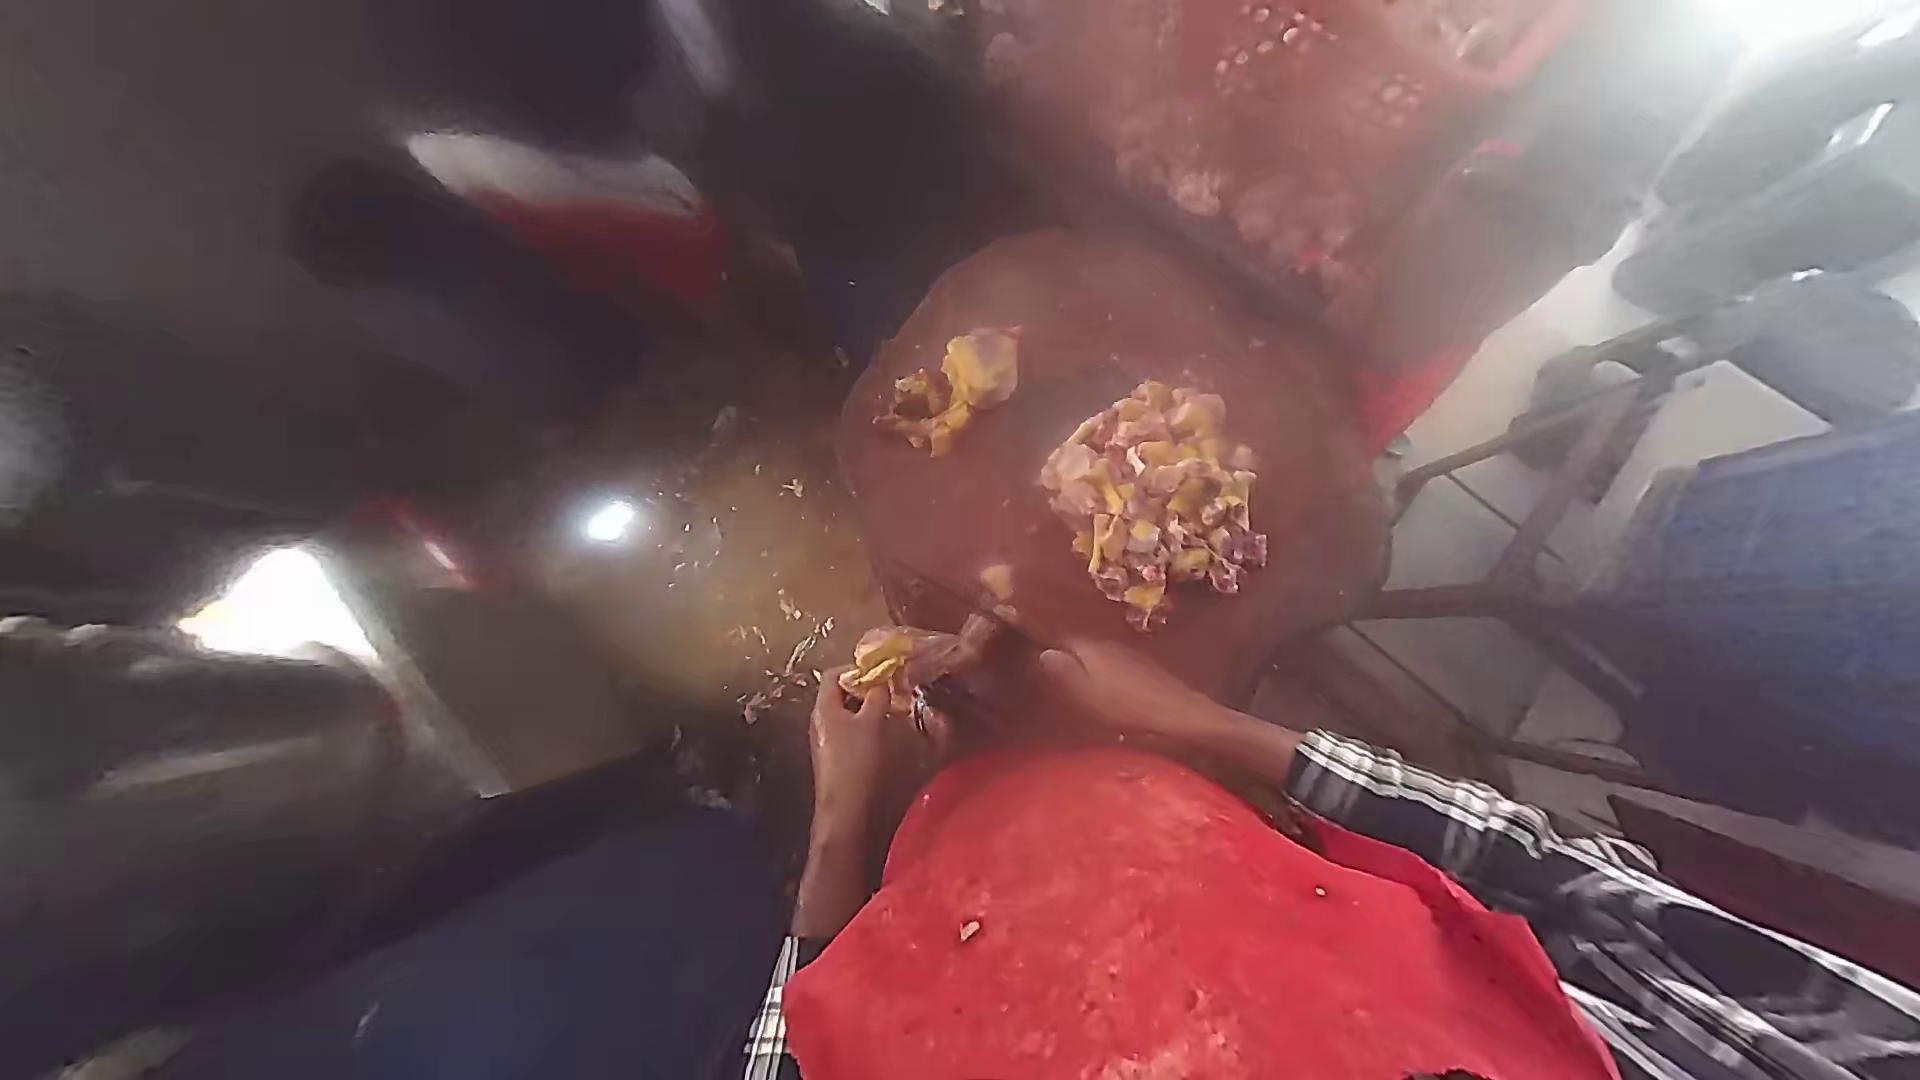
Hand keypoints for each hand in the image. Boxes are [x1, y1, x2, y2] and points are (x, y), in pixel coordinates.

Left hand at [809, 668, 889, 819]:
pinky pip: (850, 729)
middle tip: (889, 687)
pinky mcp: (835, 755)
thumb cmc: (856, 760)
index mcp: (824, 708)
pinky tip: (883, 730)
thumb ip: (877, 696)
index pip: (833, 675)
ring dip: (867, 706)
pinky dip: (865, 723)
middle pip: (840, 692)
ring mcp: (826, 739)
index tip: (880, 670)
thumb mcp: (872, 722)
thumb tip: (882, 679)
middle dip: (865, 687)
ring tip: (890, 706)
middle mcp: (821, 720)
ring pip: (847, 711)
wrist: (846, 810)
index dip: (855, 668)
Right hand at [1035, 639, 1235, 744]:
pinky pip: (1114, 668)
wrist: (1184, 718)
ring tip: (1074, 688)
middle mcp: (1108, 643)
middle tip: (1050, 679)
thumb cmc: (1127, 709)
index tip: (1030, 663)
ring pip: (1097, 656)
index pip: (1058, 638)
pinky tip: (1104, 696)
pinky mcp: (1145, 670)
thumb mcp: (1084, 694)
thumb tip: (1042, 651)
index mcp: (1089, 645)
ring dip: (1086, 668)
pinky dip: (1105, 678)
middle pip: (1078, 646)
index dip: (1044, 649)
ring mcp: (1129, 655)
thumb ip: (1061, 672)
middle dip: (1065, 657)